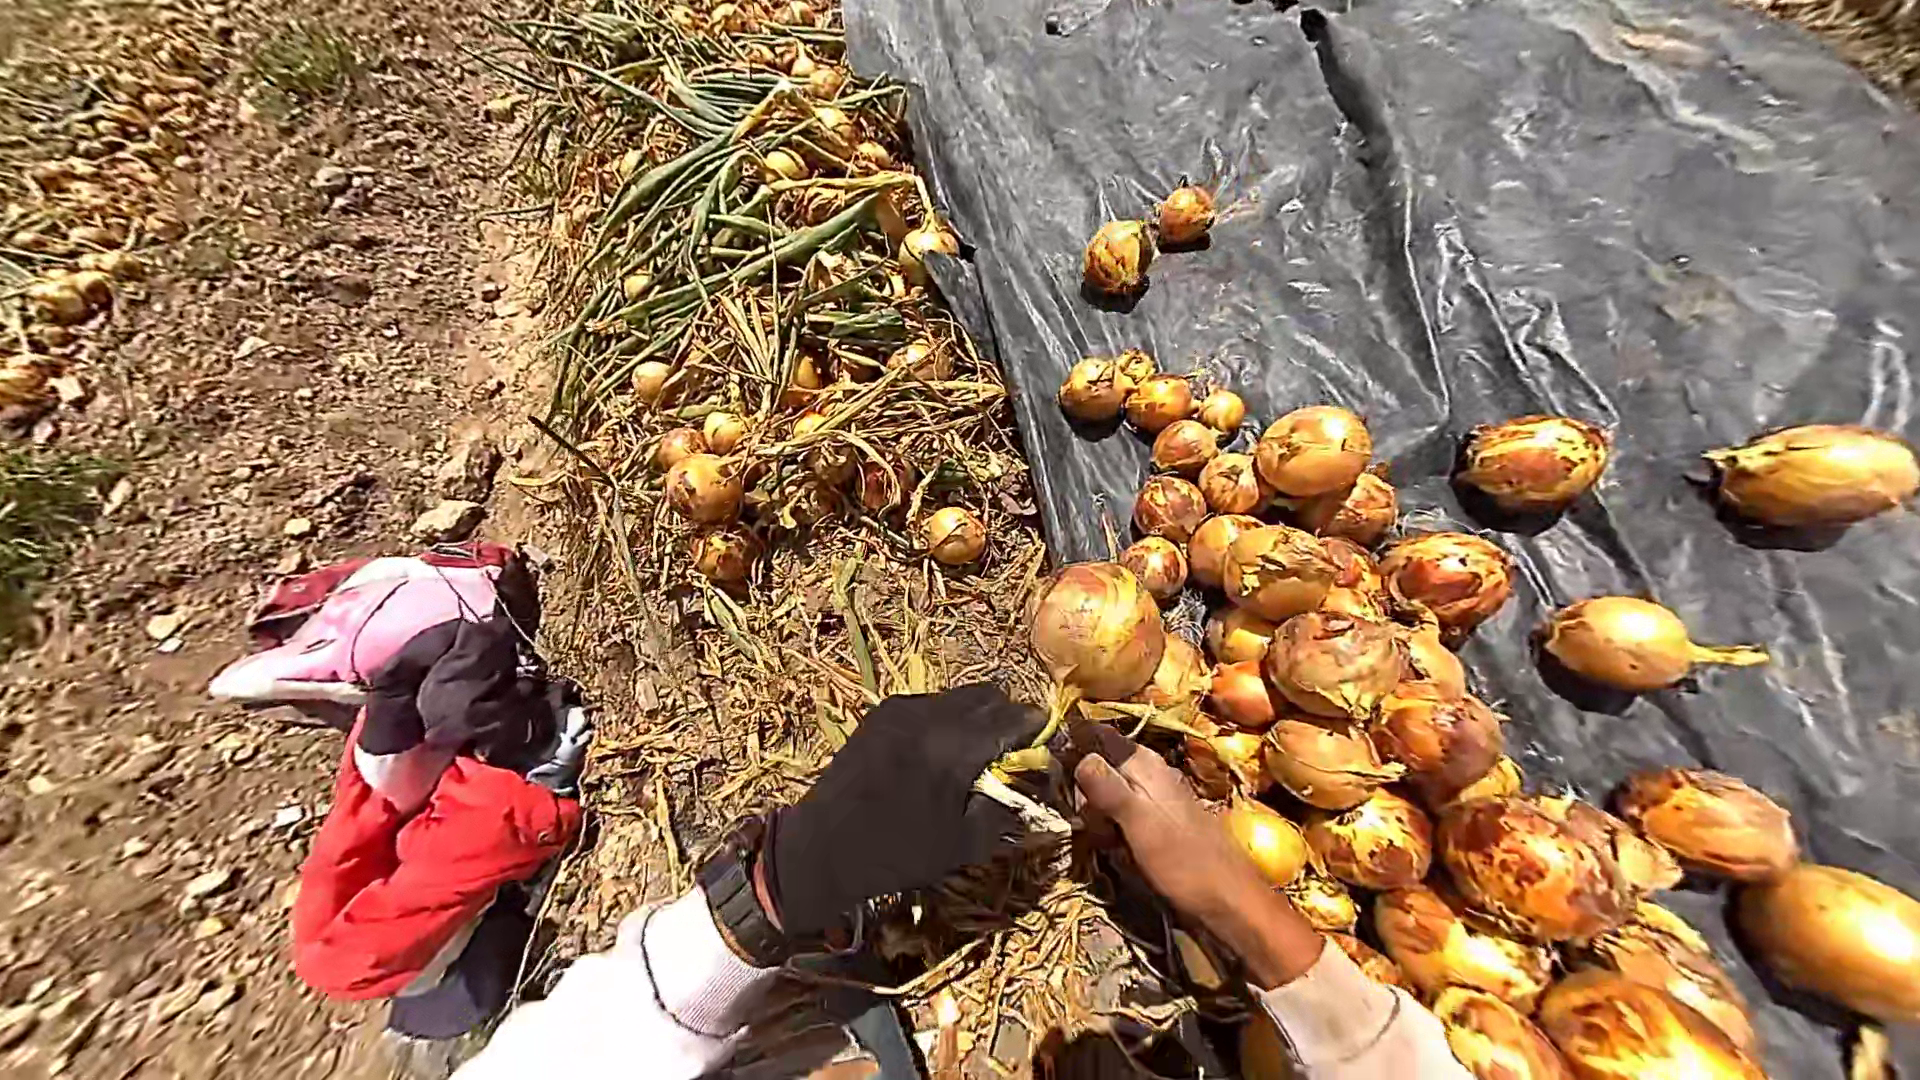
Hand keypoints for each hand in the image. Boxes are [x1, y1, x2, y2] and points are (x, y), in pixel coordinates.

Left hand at [766, 683, 1042, 935]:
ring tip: (973, 751)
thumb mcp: (964, 843)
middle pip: (990, 696)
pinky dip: (948, 717)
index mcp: (955, 748)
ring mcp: (905, 706)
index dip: (1034, 726)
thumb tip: (1035, 781)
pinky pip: (932, 701)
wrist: (823, 845)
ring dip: (978, 715)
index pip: (1013, 717)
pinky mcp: (885, 709)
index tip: (1043, 741)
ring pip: (961, 695)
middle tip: (1010, 749)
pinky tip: (937, 751)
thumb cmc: (898, 853)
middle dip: (1008, 717)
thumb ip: (1007, 806)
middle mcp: (932, 715)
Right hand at [1072, 725, 1324, 987]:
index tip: (1053, 770)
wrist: (1231, 903)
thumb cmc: (1184, 861)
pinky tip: (1117, 848)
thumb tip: (1075, 753)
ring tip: (1107, 840)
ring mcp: (1152, 795)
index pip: (1095, 734)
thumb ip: (1106, 786)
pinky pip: (1119, 812)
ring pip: (1105, 791)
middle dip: (1083, 790)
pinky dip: (1111, 827)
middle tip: (1089, 821)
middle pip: (1096, 765)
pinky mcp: (1154, 819)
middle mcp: (1147, 769)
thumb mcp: (1138, 821)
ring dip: (1095, 814)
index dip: (1072, 746)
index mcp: (1142, 761)